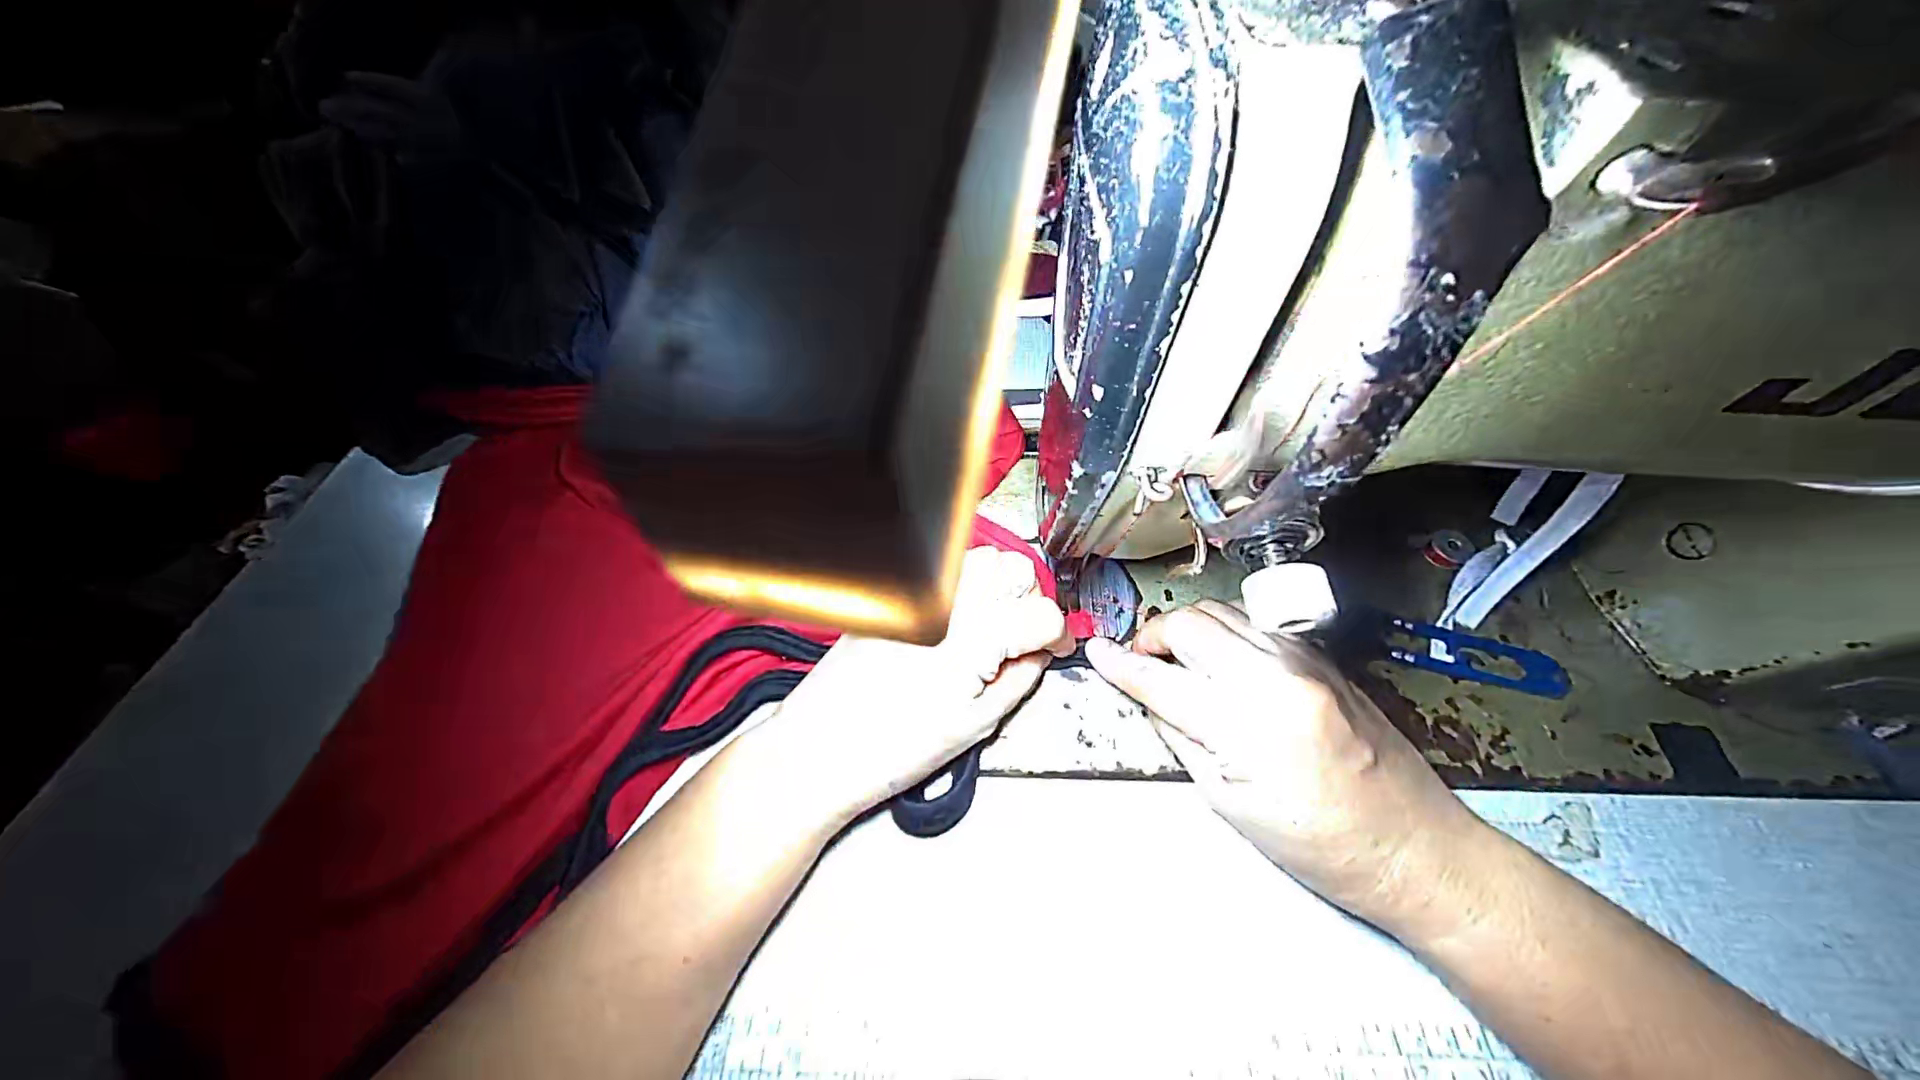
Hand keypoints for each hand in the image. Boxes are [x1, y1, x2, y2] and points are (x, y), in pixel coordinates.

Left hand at [750, 547, 1071, 828]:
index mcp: (973, 638)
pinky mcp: (898, 599)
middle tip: (1029, 637)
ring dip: (1002, 587)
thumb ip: (1020, 679)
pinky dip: (968, 588)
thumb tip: (1040, 654)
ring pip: (983, 561)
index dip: (1060, 633)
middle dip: (1032, 601)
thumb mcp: (976, 725)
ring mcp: (918, 596)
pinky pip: (948, 575)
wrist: (822, 748)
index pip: (1042, 613)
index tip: (1057, 646)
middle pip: (1017, 571)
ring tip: (996, 628)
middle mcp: (946, 604)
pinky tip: (963, 624)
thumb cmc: (886, 747)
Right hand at [1085, 600, 1496, 936]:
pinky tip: (1218, 660)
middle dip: (1152, 635)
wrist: (1418, 848)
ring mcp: (1307, 662)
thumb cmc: (1326, 847)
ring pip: (1222, 612)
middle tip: (1139, 659)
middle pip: (1191, 623)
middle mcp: (1281, 679)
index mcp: (1253, 726)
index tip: (1097, 653)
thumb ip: (1184, 740)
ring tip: (1175, 658)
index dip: (1120, 664)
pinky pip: (1255, 625)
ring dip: (1187, 628)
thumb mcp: (1231, 804)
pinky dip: (1224, 632)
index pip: (1164, 680)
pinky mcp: (1323, 659)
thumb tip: (1152, 701)